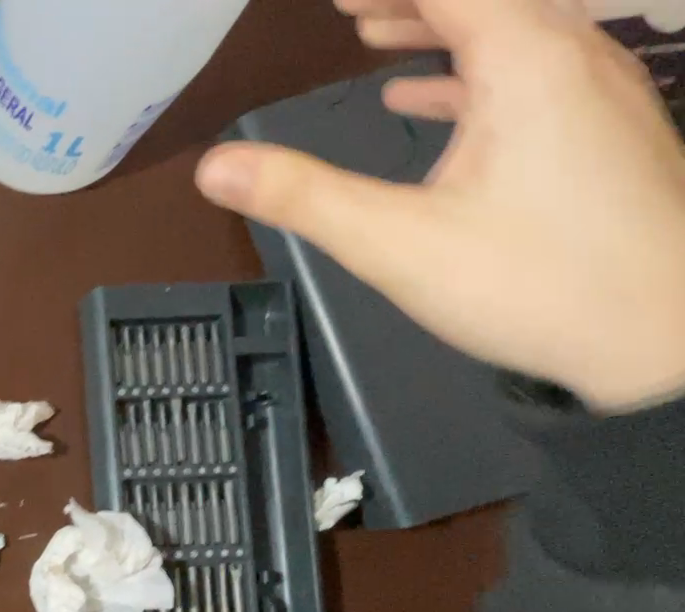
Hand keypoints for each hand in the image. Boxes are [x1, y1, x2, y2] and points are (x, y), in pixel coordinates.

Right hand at [195, 0, 684, 411]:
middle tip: (348, 9)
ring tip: (377, 36)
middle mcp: (573, 62)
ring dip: (442, 30)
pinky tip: (426, 99)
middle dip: (412, 2)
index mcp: (526, 67)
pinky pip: (529, 75)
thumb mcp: (393, 241)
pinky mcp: (600, 136)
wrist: (663, 337)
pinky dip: (469, 73)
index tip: (336, 0)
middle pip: (489, 3)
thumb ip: (302, 196)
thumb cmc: (529, 281)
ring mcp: (596, 98)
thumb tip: (212, 166)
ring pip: (514, 34)